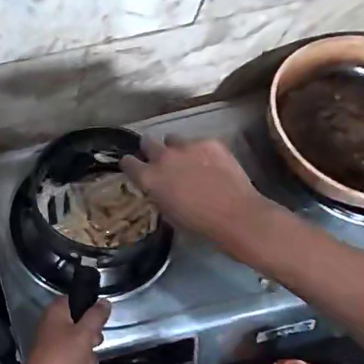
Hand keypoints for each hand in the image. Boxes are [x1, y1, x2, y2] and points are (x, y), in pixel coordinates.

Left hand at [17, 297, 109, 363]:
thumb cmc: (63, 357)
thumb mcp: (85, 333)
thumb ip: (96, 316)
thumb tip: (105, 301)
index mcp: (55, 312)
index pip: (75, 300)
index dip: (89, 309)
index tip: (99, 320)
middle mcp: (52, 326)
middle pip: (81, 325)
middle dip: (92, 339)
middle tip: (93, 344)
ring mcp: (53, 346)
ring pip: (81, 346)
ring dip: (88, 358)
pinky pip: (75, 362)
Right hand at [121, 136, 272, 240]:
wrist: (235, 214)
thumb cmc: (199, 223)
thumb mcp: (168, 213)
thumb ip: (158, 193)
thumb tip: (159, 186)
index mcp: (150, 178)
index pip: (128, 162)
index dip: (131, 165)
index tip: (136, 168)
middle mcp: (164, 157)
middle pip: (148, 141)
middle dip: (151, 149)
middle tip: (162, 161)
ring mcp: (187, 146)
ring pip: (174, 139)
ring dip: (177, 148)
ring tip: (190, 161)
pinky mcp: (210, 142)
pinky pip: (199, 142)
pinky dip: (202, 151)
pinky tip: (213, 165)